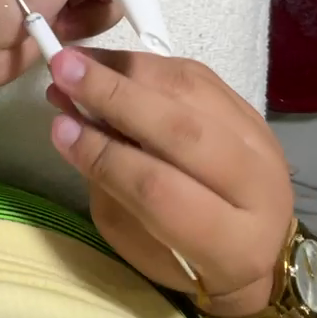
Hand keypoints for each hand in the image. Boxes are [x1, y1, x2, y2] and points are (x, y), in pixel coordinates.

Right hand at [44, 47, 293, 317]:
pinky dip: (142, 65)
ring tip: (77, 60)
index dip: (104, 155)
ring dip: (125, 69)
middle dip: (113, 95)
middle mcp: (255, 185)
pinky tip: (105, 62)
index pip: (159, 189)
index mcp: (229, 243)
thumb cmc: (181, 257)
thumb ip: (108, 183)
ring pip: (189, 90)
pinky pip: (192, 73)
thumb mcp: (135, 238)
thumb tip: (72, 122)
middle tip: (63, 70)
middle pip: (182, 130)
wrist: (257, 246)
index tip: (58, 128)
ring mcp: (258, 139)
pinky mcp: (248, 108)